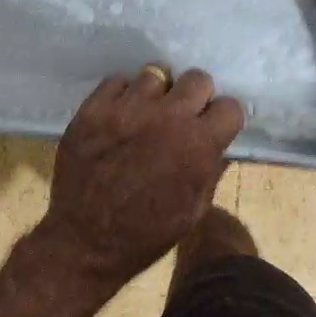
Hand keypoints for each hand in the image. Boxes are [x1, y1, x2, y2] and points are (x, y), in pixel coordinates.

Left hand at [24, 67, 245, 293]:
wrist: (86, 242)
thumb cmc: (147, 234)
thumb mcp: (194, 210)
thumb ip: (211, 169)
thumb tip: (220, 143)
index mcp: (198, 146)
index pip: (229, 106)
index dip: (222, 118)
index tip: (212, 127)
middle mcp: (166, 118)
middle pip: (197, 78)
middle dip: (195, 97)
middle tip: (182, 116)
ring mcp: (127, 110)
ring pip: (156, 74)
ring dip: (157, 94)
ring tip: (147, 114)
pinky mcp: (93, 110)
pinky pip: (117, 81)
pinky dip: (123, 96)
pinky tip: (120, 116)